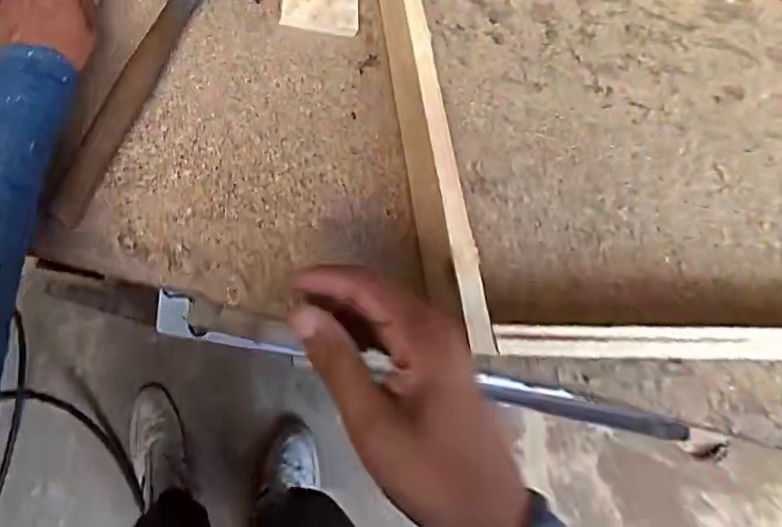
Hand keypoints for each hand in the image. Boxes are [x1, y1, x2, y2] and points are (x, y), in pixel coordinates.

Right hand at [288, 266, 526, 526]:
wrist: (491, 515)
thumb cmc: (432, 472)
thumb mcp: (373, 423)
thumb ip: (336, 361)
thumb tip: (303, 315)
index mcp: (423, 333)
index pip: (365, 284)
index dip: (324, 278)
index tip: (290, 284)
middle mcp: (436, 325)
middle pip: (376, 289)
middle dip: (333, 290)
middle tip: (296, 301)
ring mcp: (443, 340)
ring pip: (386, 305)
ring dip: (347, 308)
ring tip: (312, 319)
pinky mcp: (443, 356)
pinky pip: (397, 324)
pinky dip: (366, 325)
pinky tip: (345, 340)